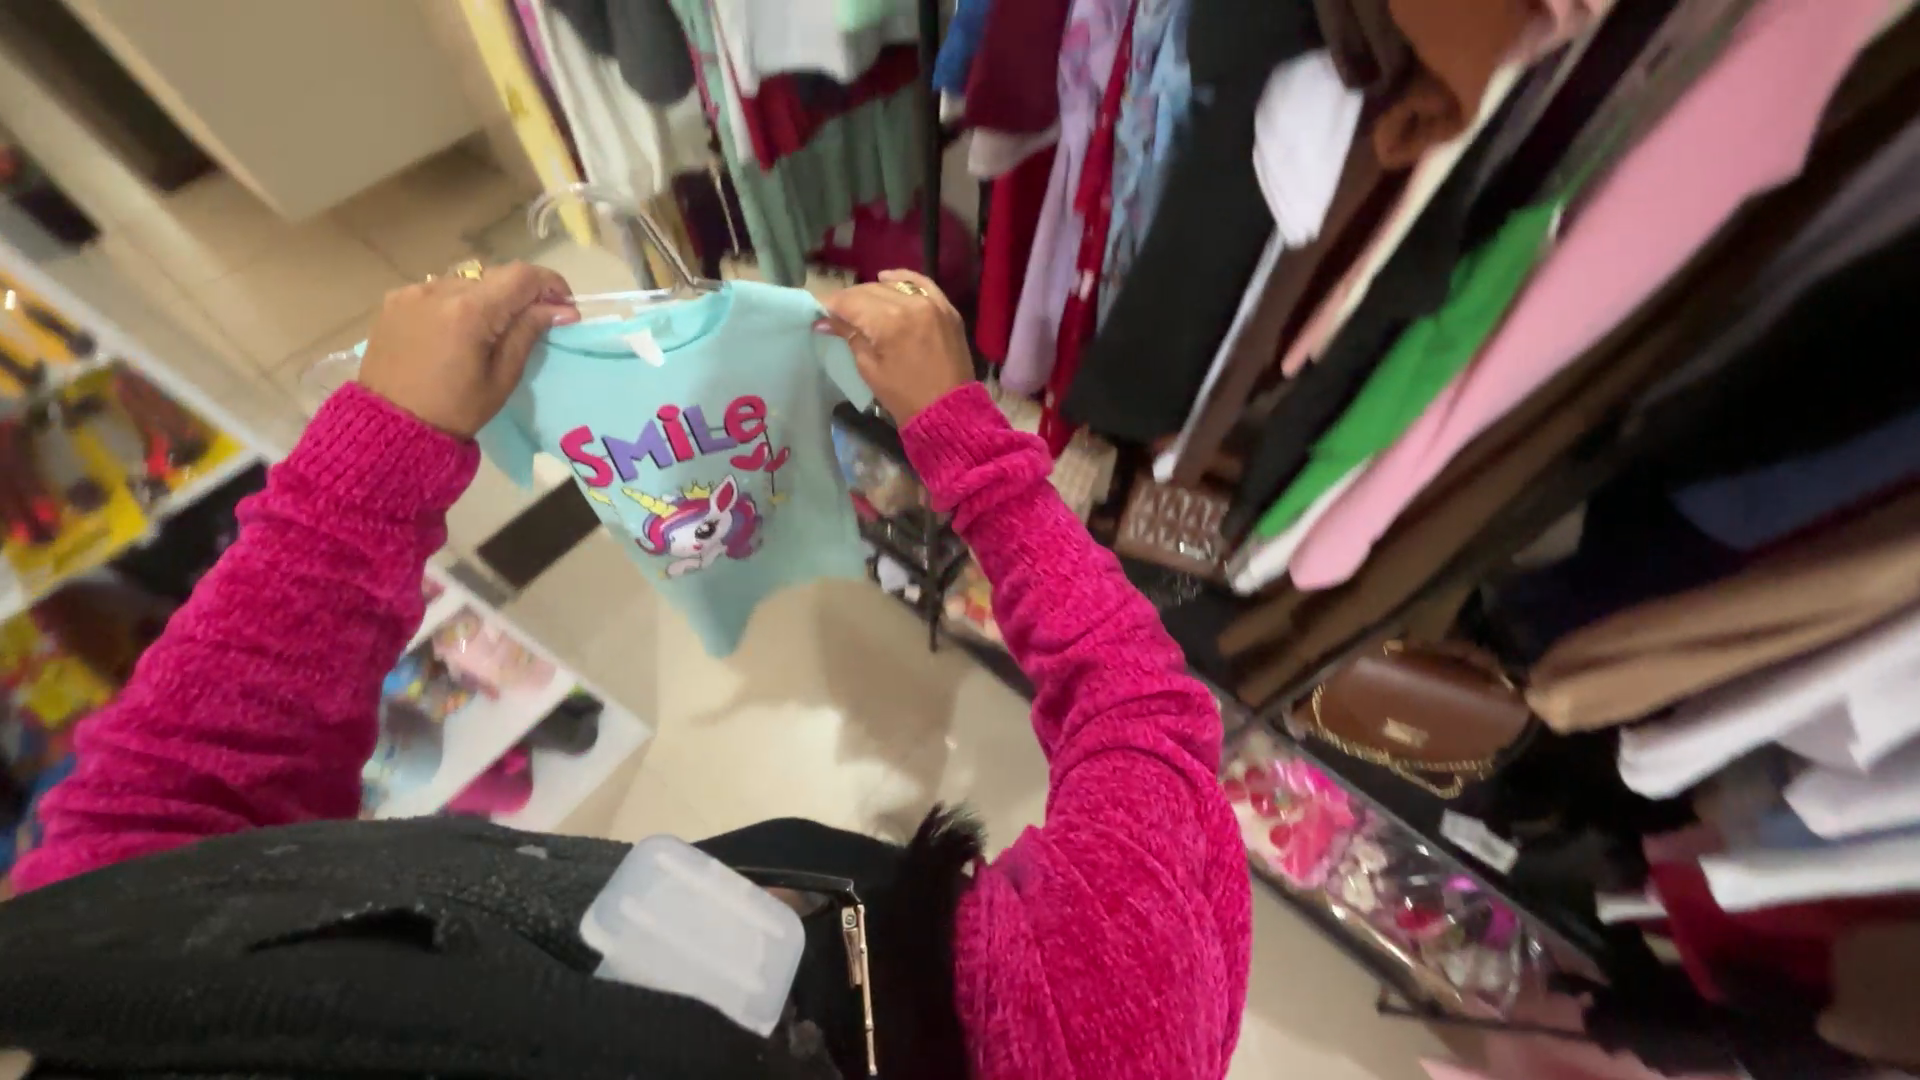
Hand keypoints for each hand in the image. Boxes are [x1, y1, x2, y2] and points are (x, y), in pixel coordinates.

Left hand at [357, 262, 578, 437]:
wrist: (393, 424)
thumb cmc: (457, 407)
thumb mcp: (504, 375)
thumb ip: (529, 332)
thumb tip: (563, 309)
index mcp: (469, 311)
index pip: (521, 276)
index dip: (550, 283)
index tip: (565, 304)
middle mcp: (438, 289)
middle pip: (494, 276)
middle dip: (522, 294)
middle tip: (536, 321)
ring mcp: (412, 292)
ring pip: (467, 281)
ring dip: (489, 298)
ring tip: (494, 330)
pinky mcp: (395, 300)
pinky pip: (439, 290)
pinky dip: (460, 303)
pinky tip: (460, 330)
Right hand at [817, 269, 972, 426]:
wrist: (949, 412)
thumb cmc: (904, 396)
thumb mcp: (869, 368)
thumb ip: (849, 336)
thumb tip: (824, 320)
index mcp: (889, 321)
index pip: (851, 301)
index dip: (831, 305)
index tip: (818, 311)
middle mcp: (911, 303)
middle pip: (870, 290)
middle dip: (850, 300)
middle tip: (836, 313)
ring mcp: (933, 304)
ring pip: (893, 286)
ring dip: (873, 292)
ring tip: (861, 306)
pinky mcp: (947, 309)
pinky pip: (923, 284)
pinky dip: (903, 279)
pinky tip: (887, 278)